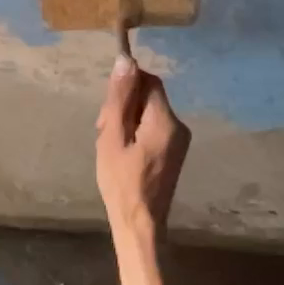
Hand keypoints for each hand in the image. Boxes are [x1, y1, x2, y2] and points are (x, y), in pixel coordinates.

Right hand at [96, 56, 189, 235]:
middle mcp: (179, 125)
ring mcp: (179, 141)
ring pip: (149, 114)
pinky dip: (136, 136)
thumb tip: (126, 60)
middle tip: (103, 133)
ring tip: (111, 148)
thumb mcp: (112, 139)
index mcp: (165, 120)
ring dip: (127, 123)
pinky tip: (123, 155)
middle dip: (123, 107)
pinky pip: (154, 130)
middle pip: (149, 97)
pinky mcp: (174, 153)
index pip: (148, 81)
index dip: (124, 88)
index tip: (107, 113)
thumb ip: (119, 100)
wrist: (140, 223)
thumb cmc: (121, 184)